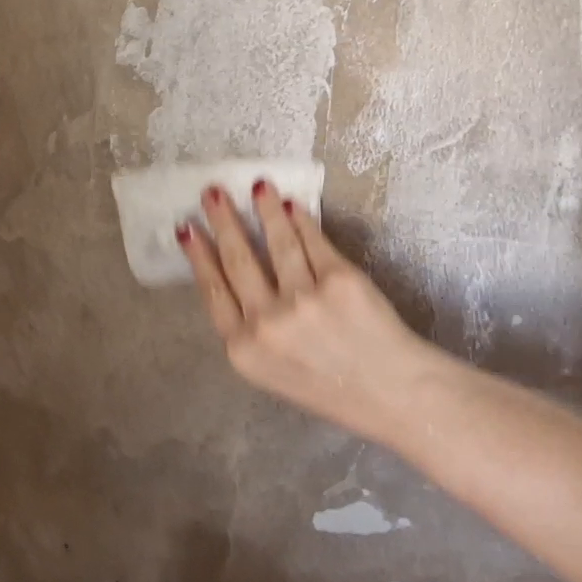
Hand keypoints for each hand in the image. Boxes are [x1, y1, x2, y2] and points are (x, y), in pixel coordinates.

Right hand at [176, 182, 448, 443]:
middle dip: (222, 221)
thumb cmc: (331, 387)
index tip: (186, 229)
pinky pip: (312, 241)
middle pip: (237, 258)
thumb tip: (233, 273)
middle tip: (213, 193)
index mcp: (245, 350)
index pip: (212, 290)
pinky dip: (300, 219)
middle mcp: (267, 323)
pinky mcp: (338, 280)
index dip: (198, 256)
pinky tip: (292, 205)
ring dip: (264, 208)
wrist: (395, 395)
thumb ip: (249, 330)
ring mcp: (303, 299)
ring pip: (275, 241)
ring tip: (257, 186)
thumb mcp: (272, 371)